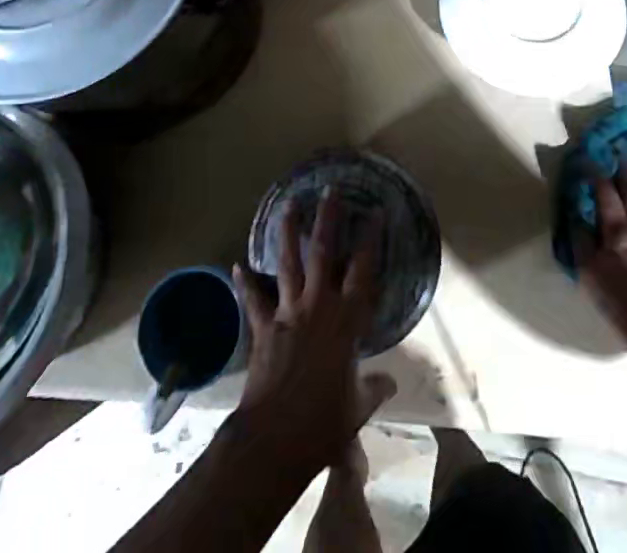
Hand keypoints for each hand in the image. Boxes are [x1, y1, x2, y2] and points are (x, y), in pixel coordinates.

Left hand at [230, 189, 396, 475]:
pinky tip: (237, 265)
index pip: (363, 272)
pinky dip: (246, 283)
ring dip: (287, 232)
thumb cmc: (326, 423)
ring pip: (288, 263)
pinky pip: (253, 300)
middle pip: (324, 253)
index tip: (375, 212)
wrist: (276, 435)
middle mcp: (318, 307)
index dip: (370, 240)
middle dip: (328, 219)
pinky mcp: (262, 327)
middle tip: (330, 190)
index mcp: (347, 323)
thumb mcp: (358, 406)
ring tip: (288, 203)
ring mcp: (287, 313)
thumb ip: (373, 389)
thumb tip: (389, 383)